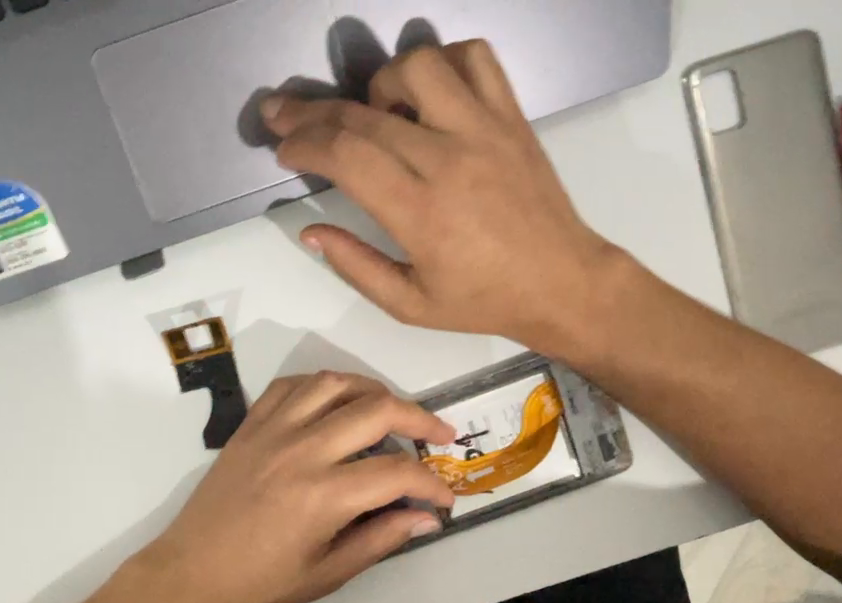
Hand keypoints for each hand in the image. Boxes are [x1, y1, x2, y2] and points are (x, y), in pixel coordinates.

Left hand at [137, 372, 456, 602]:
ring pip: (336, 384)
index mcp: (324, 496)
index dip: (433, 483)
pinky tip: (339, 403)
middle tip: (440, 436)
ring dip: (376, 391)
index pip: (398, 473)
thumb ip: (381, 539)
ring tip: (394, 412)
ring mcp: (273, 432)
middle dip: (421, 420)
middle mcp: (302, 451)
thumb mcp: (328, 573)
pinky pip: (293, 386)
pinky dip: (324, 385)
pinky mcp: (251, 426)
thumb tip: (426, 518)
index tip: (445, 498)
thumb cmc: (261, 582)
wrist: (192, 571)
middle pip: (377, 410)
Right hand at [261, 41, 640, 361]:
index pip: (345, 155)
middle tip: (283, 114)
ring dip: (381, 85)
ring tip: (375, 114)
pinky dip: (443, 62)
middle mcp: (448, 159)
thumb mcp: (409, 305)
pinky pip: (475, 58)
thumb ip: (356, 267)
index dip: (304, 144)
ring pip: (418, 68)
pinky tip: (428, 94)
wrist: (559, 282)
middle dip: (311, 112)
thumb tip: (310, 232)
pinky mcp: (511, 116)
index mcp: (419, 212)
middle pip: (364, 114)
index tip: (284, 149)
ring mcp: (484, 130)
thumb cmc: (481, 301)